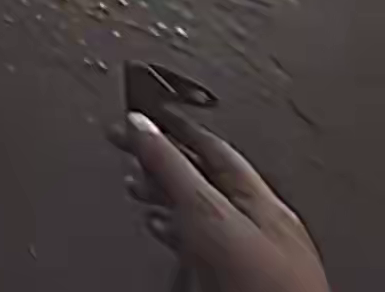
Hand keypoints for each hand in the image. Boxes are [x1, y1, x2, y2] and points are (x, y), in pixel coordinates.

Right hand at [110, 111, 329, 291]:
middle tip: (124, 142)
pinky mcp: (235, 276)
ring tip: (134, 185)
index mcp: (260, 200)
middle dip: (158, 157)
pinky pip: (196, 235)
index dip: (173, 124)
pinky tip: (159, 226)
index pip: (210, 145)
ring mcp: (250, 252)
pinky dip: (170, 223)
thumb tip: (139, 122)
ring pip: (195, 205)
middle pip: (199, 174)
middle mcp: (259, 223)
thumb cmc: (256, 280)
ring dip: (159, 191)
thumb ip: (169, 161)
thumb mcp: (202, 208)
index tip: (143, 111)